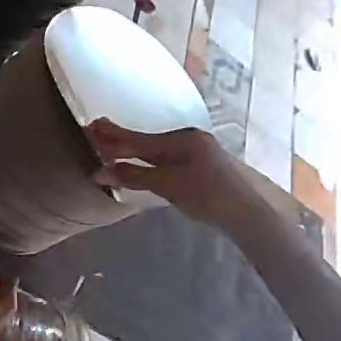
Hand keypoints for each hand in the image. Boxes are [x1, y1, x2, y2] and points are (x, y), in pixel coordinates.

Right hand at [86, 118, 287, 227]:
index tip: (90, 127)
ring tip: (112, 147)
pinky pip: (168, 159)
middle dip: (121, 140)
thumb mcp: (167, 185)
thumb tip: (100, 171)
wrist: (249, 213)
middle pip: (148, 142)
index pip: (139, 140)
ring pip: (158, 151)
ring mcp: (198, 153)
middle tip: (95, 129)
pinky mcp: (203, 167)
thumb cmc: (208, 195)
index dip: (113, 138)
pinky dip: (149, 160)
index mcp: (181, 139)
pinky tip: (142, 162)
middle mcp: (189, 140)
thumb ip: (134, 176)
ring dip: (134, 150)